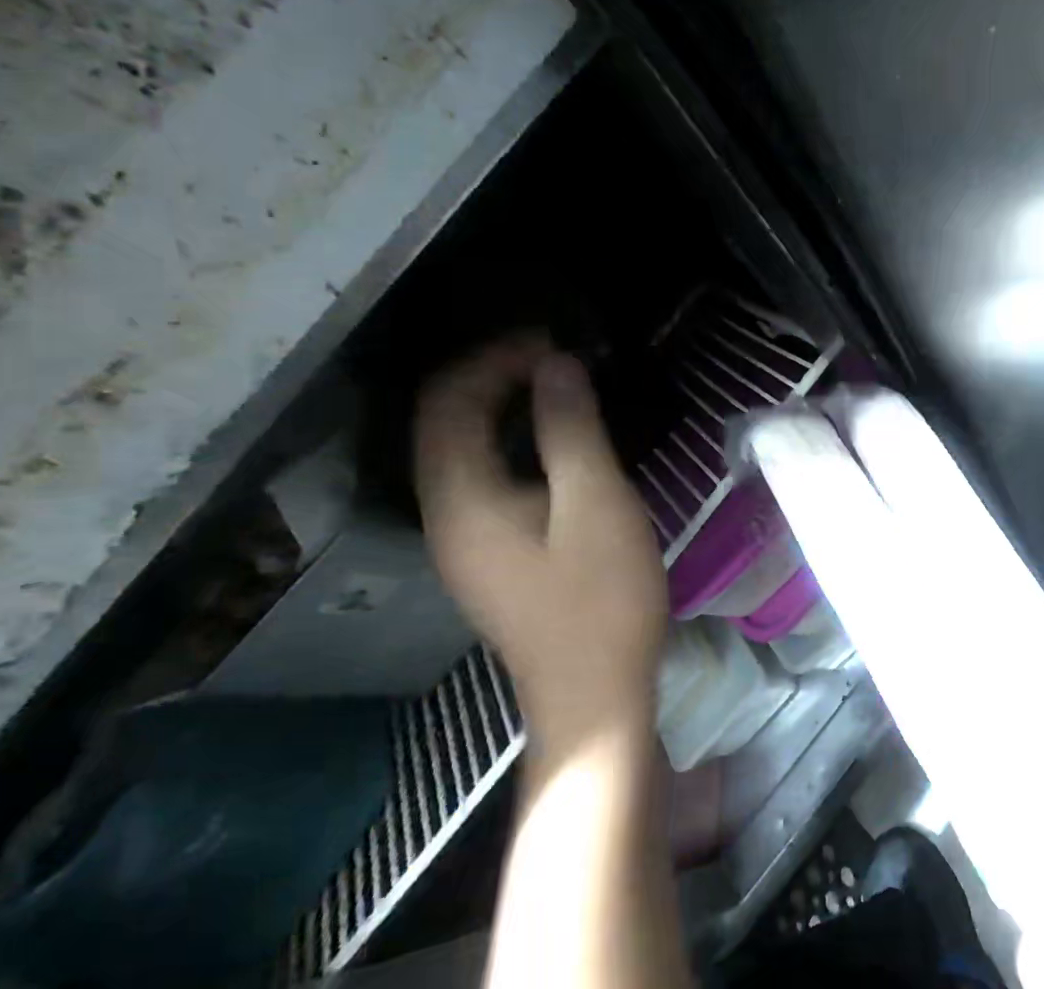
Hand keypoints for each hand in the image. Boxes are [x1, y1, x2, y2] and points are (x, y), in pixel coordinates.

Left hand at [414, 339, 667, 739]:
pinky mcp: (481, 558)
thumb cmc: (601, 602)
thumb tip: (555, 365)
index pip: (450, 399)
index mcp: (461, 496)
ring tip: (552, 393)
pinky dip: (503, 446)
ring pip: (456, 450)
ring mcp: (456, 540)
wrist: (591, 698)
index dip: (495, 358)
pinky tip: (546, 450)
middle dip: (491, 377)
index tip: (554, 346)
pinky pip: (475, 479)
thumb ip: (570, 429)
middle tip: (554, 362)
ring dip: (496, 410)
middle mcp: (442, 513)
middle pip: (443, 421)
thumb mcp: (596, 505)